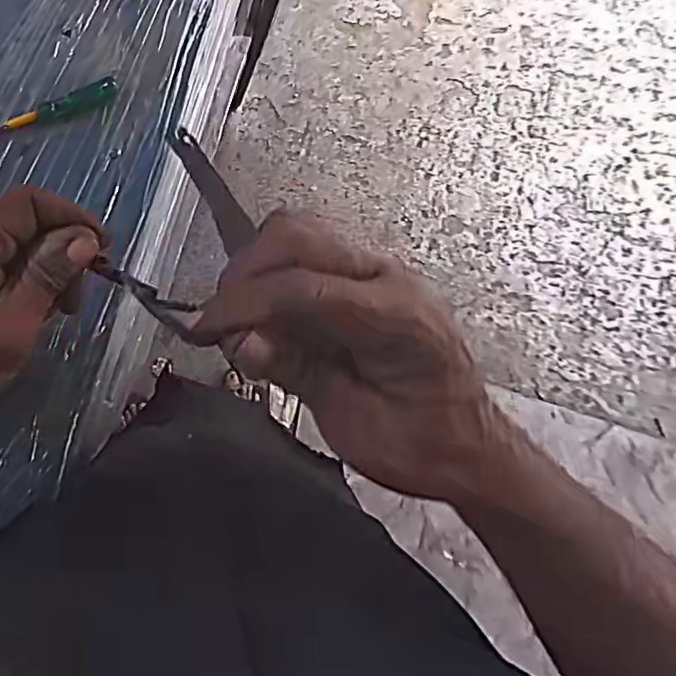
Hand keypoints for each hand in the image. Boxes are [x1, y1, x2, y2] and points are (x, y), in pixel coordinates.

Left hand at [0, 186, 106, 424]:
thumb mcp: (16, 320)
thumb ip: (50, 274)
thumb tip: (85, 238)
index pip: (30, 202)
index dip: (71, 216)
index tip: (101, 245)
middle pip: (31, 222)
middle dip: (64, 250)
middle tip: (81, 290)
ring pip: (27, 243)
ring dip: (53, 269)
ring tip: (63, 309)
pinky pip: (13, 263)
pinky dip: (36, 281)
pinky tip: (44, 309)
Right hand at [190, 210, 503, 501]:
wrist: (467, 445)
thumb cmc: (424, 445)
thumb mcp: (356, 426)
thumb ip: (298, 373)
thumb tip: (242, 341)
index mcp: (398, 317)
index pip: (302, 286)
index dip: (244, 302)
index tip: (208, 325)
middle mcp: (388, 279)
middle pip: (296, 235)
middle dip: (243, 272)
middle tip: (218, 318)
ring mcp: (374, 270)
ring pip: (297, 230)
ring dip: (253, 264)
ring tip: (237, 313)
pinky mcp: (357, 273)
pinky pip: (303, 247)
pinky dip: (268, 268)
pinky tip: (260, 306)